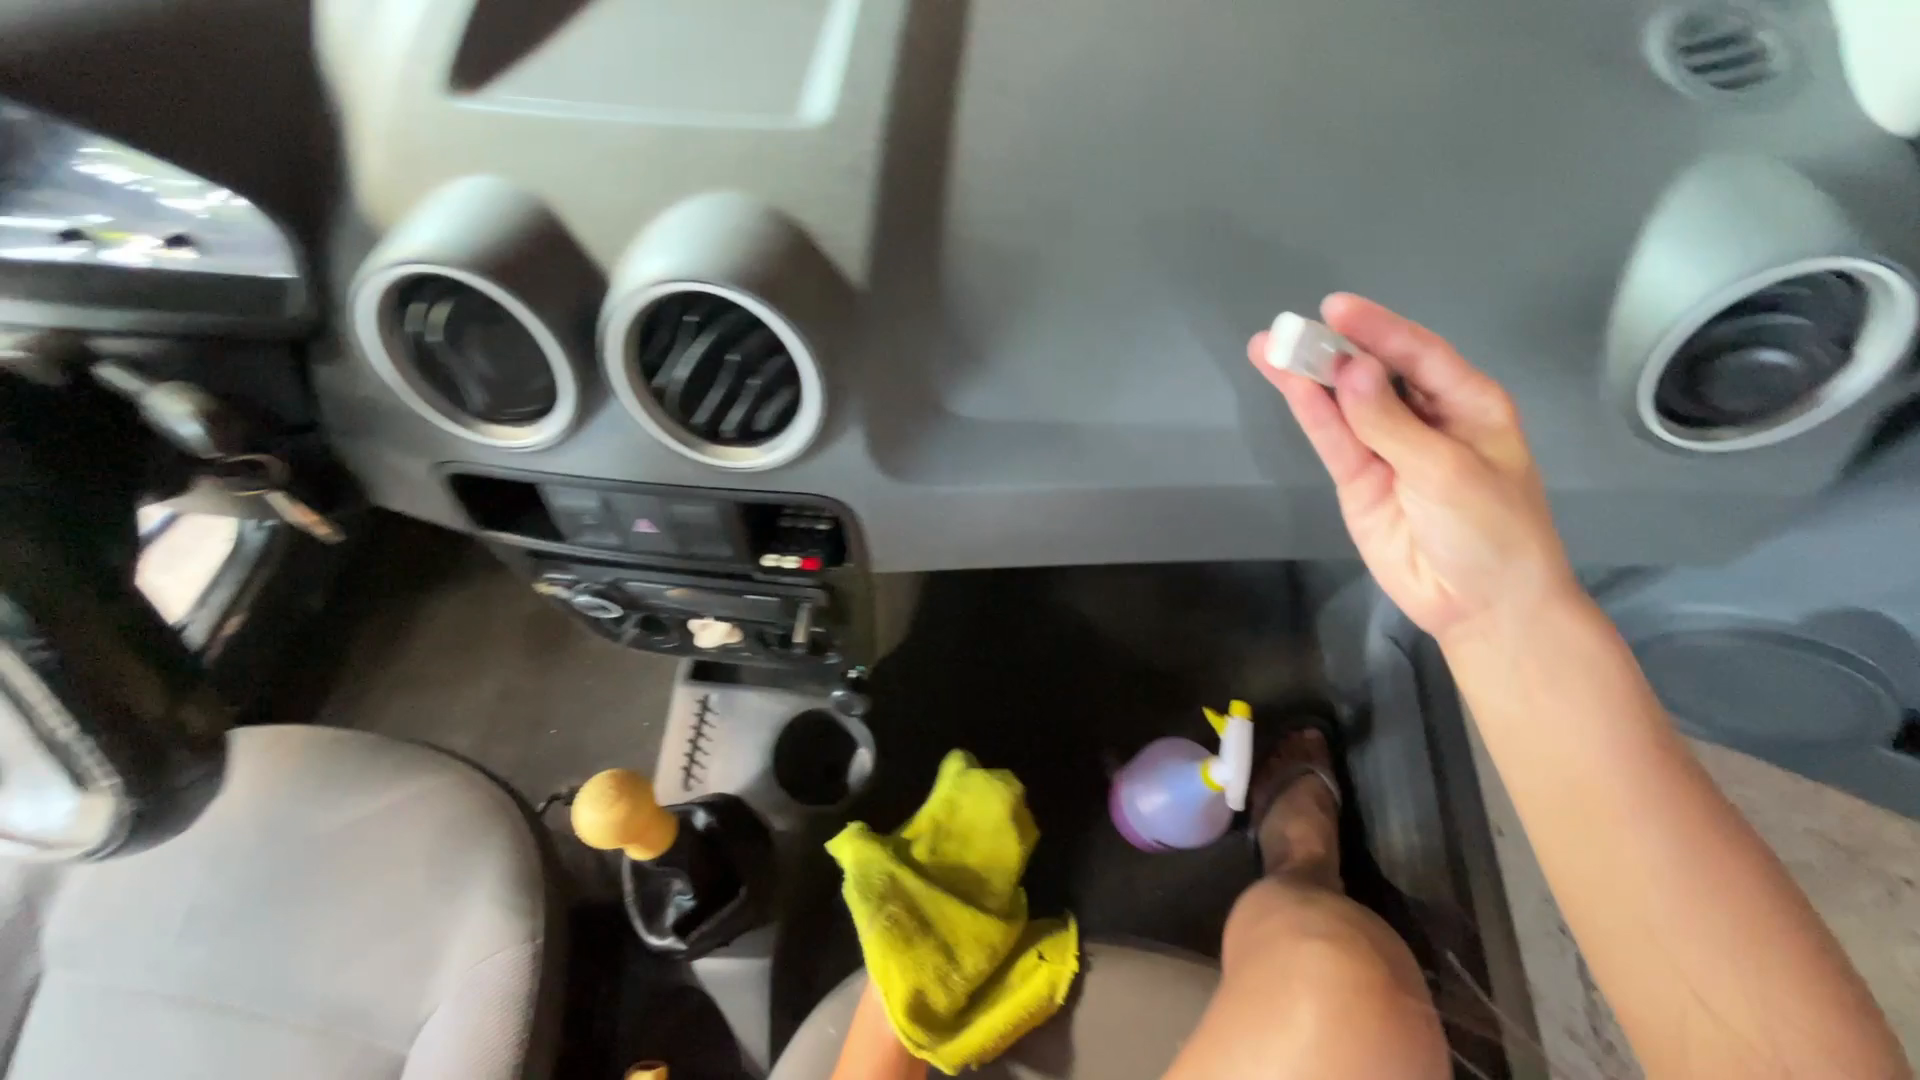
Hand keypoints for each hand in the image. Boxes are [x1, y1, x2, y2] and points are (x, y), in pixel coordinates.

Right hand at [1250, 293, 1579, 644]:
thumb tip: (1347, 371)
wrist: (1481, 604)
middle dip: (1336, 348)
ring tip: (1268, 348)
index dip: (1377, 329)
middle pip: (1375, 373)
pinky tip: (1287, 386)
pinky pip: (1332, 441)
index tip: (1335, 308)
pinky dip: (1311, 414)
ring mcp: (1387, 450)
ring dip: (1309, 377)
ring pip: (1344, 405)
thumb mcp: (1447, 470)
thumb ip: (1390, 423)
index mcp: (1468, 404)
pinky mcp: (1358, 481)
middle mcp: (1425, 418)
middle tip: (1290, 327)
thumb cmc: (1490, 529)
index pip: (1418, 354)